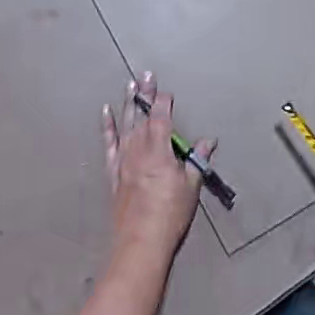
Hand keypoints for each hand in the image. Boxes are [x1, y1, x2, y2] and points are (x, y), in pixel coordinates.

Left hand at [101, 72, 213, 259]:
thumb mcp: (191, 186)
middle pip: (143, 114)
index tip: (167, 91)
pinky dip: (107, 125)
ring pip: (126, 122)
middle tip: (146, 75)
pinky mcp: (114, 168)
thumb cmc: (170, 213)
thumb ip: (197, 160)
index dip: (164, 102)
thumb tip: (208, 142)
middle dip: (145, 94)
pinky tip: (106, 111)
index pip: (162, 117)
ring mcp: (123, 156)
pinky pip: (109, 141)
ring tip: (130, 84)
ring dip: (128, 102)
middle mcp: (139, 147)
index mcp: (159, 148)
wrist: (141, 238)